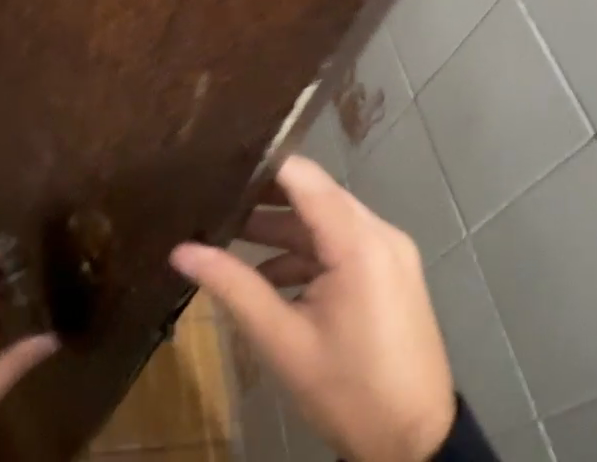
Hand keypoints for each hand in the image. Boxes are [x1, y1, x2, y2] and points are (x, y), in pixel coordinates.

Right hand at [170, 156, 455, 461]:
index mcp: (358, 242)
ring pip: (325, 220)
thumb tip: (180, 251)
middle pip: (313, 194)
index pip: (301, 176)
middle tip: (211, 198)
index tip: (215, 165)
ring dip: (280, 229)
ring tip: (226, 234)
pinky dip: (305, 253)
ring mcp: (389, 254)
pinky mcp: (390, 274)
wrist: (417, 447)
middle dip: (262, 198)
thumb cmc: (348, 390)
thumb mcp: (282, 339)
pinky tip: (266, 276)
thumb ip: (232, 285)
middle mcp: (380, 234)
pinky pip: (340, 245)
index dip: (258, 164)